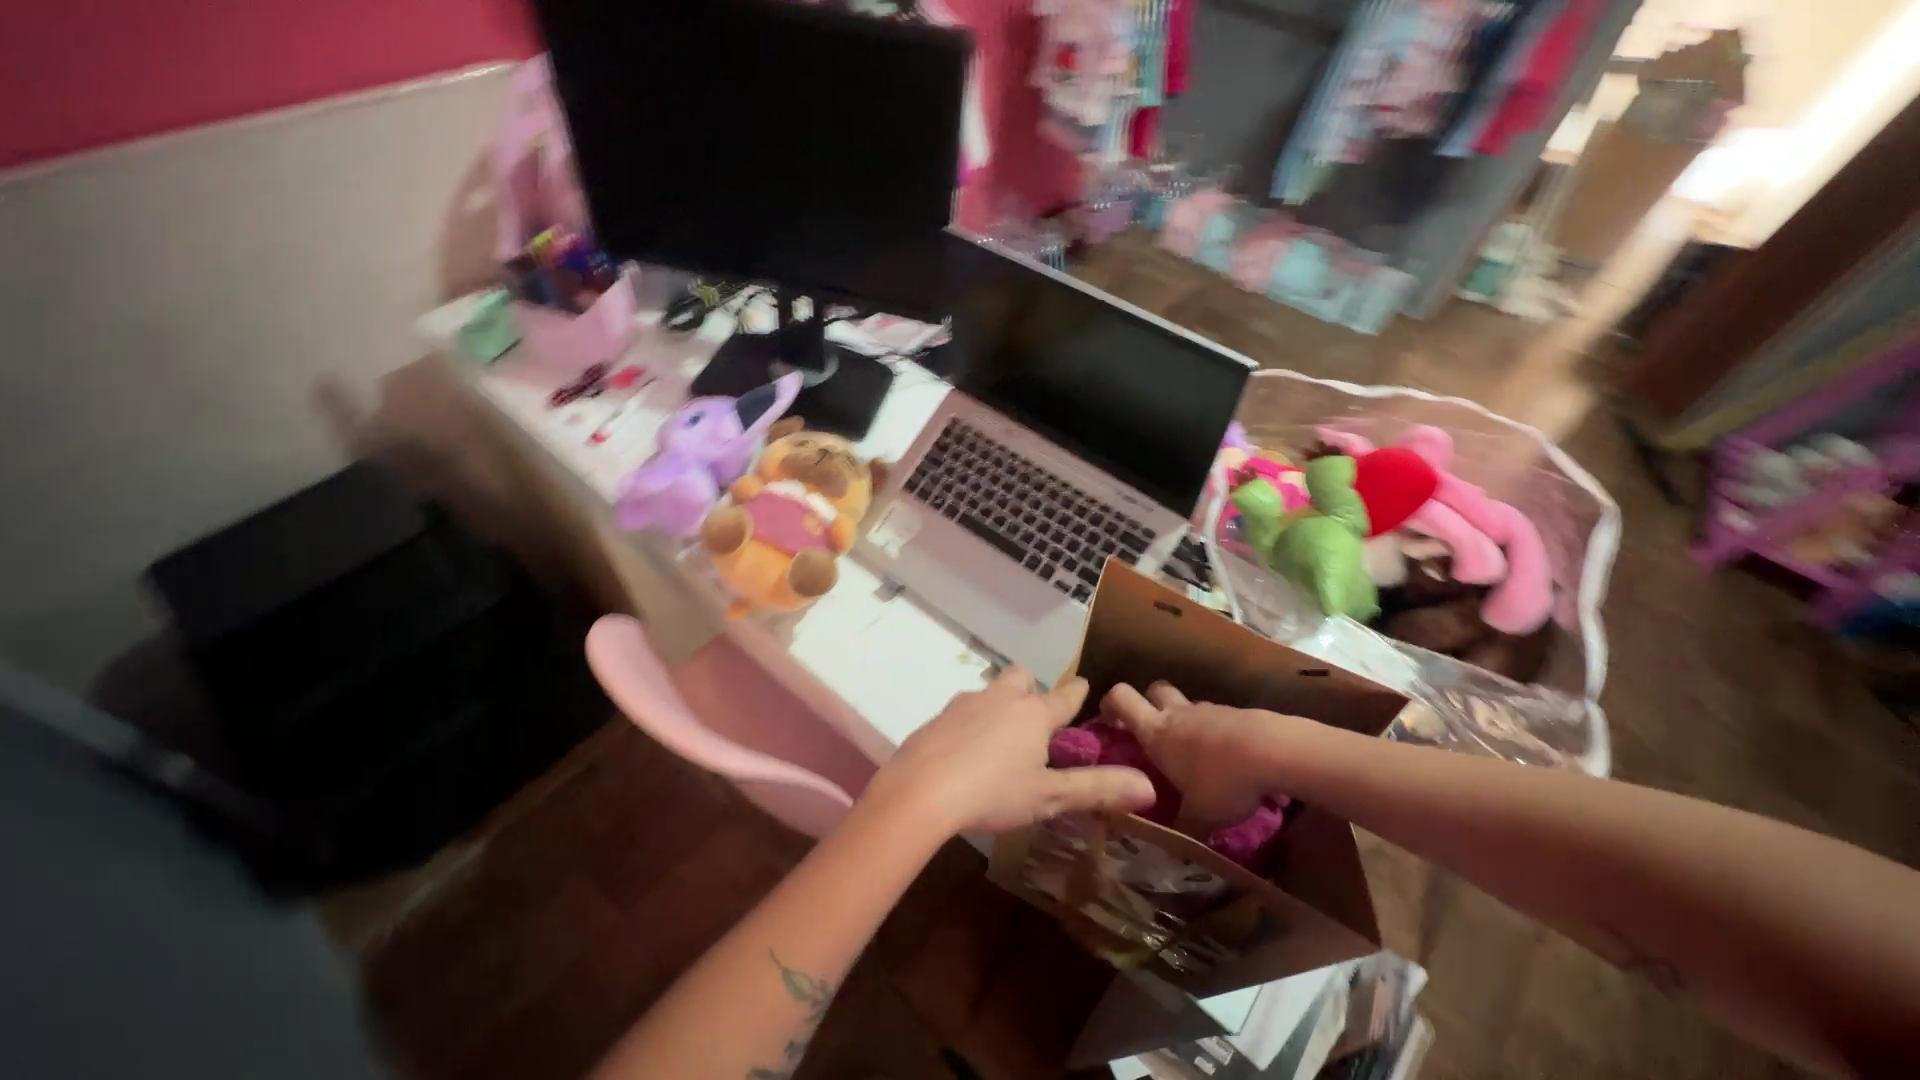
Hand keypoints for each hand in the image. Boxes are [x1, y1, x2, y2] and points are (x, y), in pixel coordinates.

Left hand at [866, 667, 1157, 835]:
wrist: (920, 792)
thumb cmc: (992, 793)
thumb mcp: (1049, 796)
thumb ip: (1097, 789)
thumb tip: (1148, 787)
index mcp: (1033, 714)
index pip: (1064, 697)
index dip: (1076, 693)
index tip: (1084, 686)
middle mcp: (999, 699)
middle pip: (1020, 678)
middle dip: (1030, 688)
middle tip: (1035, 714)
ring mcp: (962, 705)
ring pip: (987, 692)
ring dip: (997, 705)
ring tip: (999, 735)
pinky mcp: (934, 720)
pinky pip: (959, 713)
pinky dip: (969, 724)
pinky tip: (964, 751)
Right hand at [1102, 681, 1311, 826]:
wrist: (1274, 751)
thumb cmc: (1222, 781)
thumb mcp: (1198, 816)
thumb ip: (1182, 824)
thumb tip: (1173, 844)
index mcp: (1156, 733)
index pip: (1121, 698)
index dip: (1110, 704)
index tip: (1109, 720)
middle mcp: (1179, 714)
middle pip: (1153, 689)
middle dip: (1148, 704)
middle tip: (1152, 731)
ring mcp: (1210, 710)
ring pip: (1189, 704)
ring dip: (1187, 720)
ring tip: (1196, 754)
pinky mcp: (1239, 713)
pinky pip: (1219, 717)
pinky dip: (1218, 732)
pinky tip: (1230, 759)